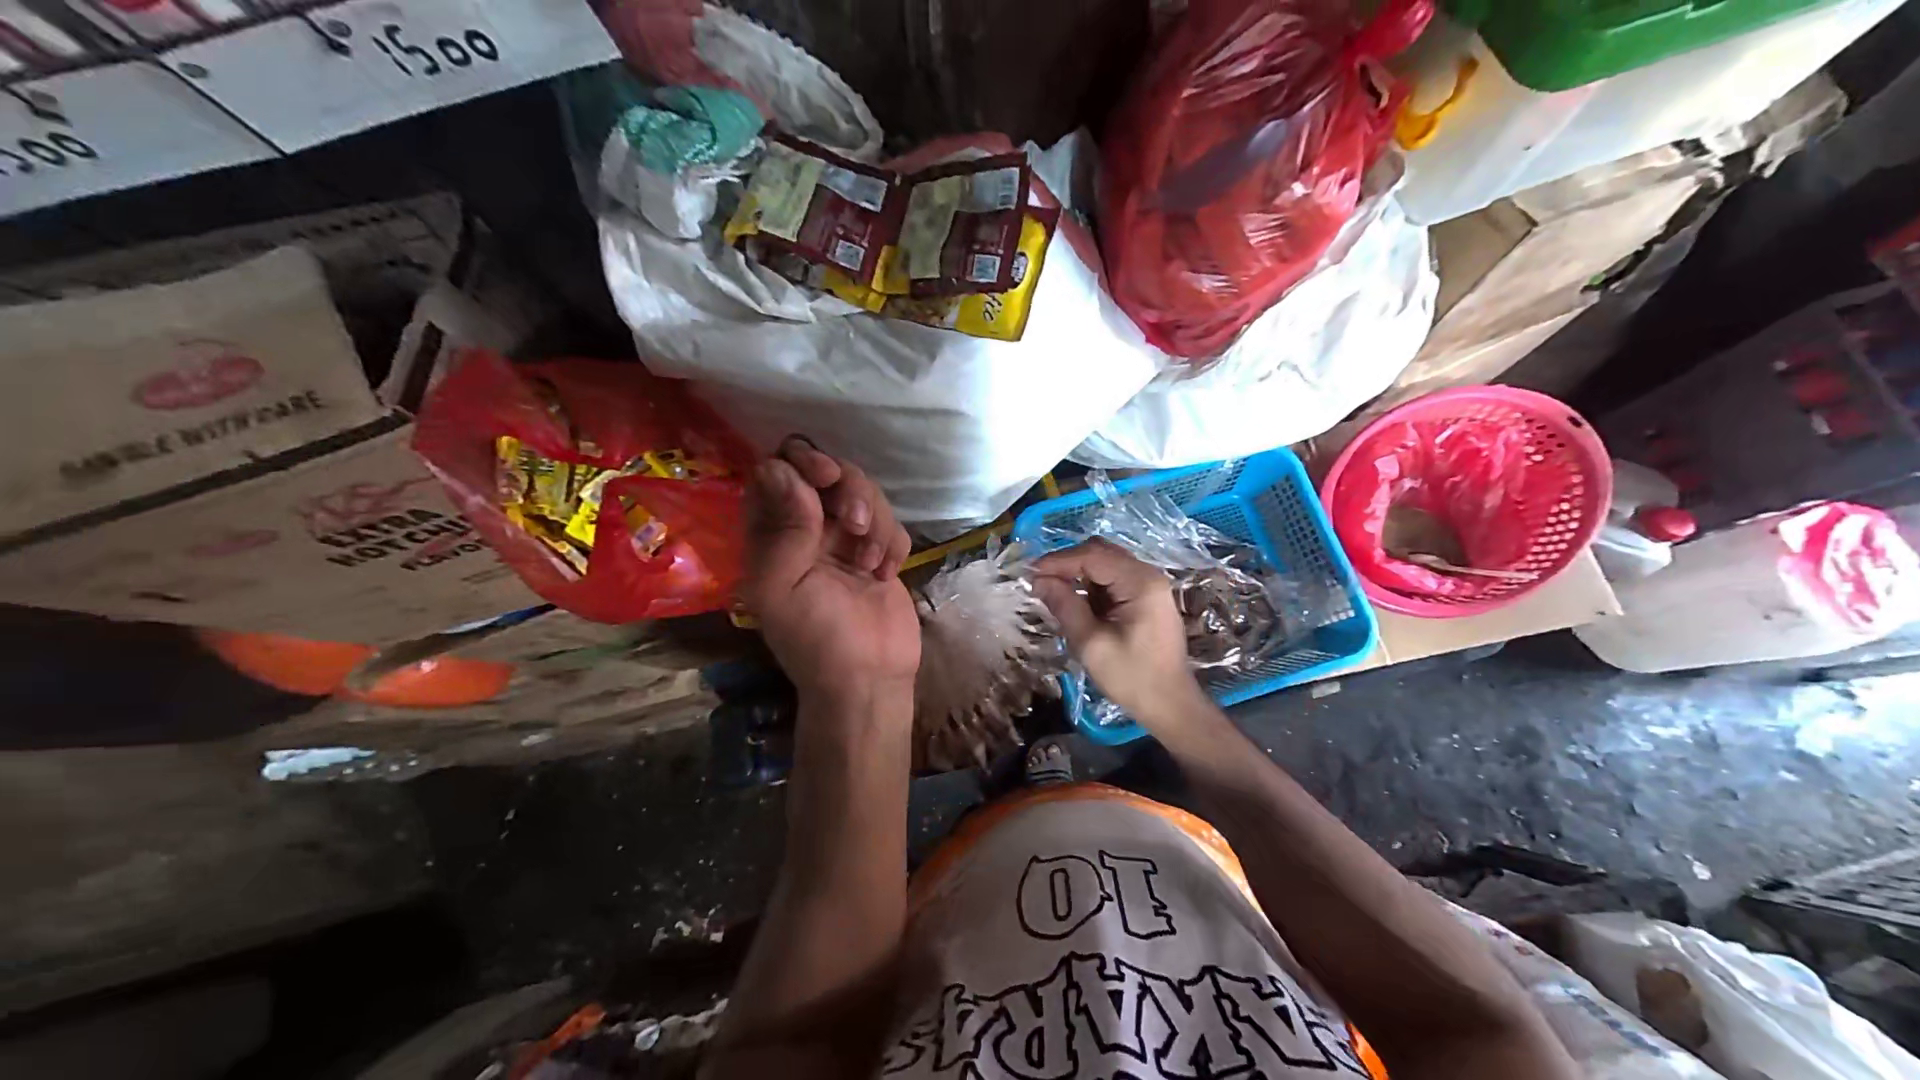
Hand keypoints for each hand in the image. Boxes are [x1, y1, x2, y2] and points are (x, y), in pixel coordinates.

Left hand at [743, 437, 918, 709]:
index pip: (778, 471)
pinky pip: (892, 521)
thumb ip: (784, 526)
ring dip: (875, 521)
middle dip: (848, 488)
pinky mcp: (879, 551)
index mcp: (770, 533)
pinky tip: (885, 574)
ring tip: (871, 562)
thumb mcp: (784, 586)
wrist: (869, 680)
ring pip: (864, 492)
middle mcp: (806, 528)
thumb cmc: (817, 639)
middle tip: (857, 521)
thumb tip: (779, 465)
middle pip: (827, 472)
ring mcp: (845, 539)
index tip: (825, 477)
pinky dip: (892, 542)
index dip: (802, 462)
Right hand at [1031, 539, 1204, 726]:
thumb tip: (1039, 580)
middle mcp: (1148, 575)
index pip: (1092, 556)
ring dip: (1077, 573)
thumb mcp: (1091, 643)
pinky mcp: (1146, 597)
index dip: (1058, 561)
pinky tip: (1074, 600)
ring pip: (1105, 563)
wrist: (1170, 704)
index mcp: (1140, 582)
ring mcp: (1149, 585)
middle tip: (1039, 581)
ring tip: (1052, 591)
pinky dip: (1090, 584)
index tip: (1030, 573)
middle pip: (1100, 552)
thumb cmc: (1132, 677)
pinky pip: (1113, 578)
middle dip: (1067, 563)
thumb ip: (1065, 606)